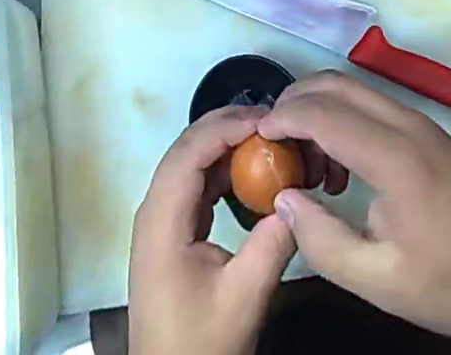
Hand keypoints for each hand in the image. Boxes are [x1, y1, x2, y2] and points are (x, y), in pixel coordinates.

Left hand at [129, 106, 342, 354]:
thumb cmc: (199, 344)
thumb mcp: (242, 299)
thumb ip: (270, 247)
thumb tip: (296, 204)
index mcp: (162, 216)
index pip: (190, 151)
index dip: (225, 127)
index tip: (265, 119)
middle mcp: (155, 207)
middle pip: (186, 148)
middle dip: (225, 126)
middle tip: (268, 119)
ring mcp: (161, 217)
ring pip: (189, 162)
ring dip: (223, 145)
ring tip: (264, 136)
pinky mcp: (172, 229)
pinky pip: (194, 184)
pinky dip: (220, 169)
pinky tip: (248, 170)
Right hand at [257, 71, 450, 348]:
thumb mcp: (383, 284)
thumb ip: (322, 242)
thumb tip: (282, 198)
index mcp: (396, 160)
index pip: (323, 113)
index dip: (282, 118)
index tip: (256, 137)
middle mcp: (406, 124)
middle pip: (332, 84)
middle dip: (292, 103)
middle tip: (271, 143)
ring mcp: (418, 120)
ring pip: (348, 86)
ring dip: (314, 106)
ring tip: (302, 157)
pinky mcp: (423, 126)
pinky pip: (366, 101)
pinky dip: (337, 113)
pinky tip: (336, 161)